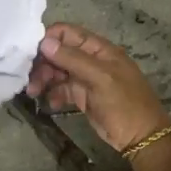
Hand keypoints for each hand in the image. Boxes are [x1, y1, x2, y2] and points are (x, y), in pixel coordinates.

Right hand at [25, 23, 170, 154]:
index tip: (30, 54)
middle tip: (30, 80)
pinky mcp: (81, 96)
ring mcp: (85, 78)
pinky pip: (61, 89)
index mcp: (98, 49)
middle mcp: (90, 60)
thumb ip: (73, 59)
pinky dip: (53, 94)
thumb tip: (44, 42)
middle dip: (42, 63)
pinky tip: (50, 103)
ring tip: (33, 92)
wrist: (141, 137)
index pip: (67, 33)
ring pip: (57, 71)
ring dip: (43, 79)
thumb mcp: (100, 78)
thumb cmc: (125, 103)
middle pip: (58, 53)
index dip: (48, 40)